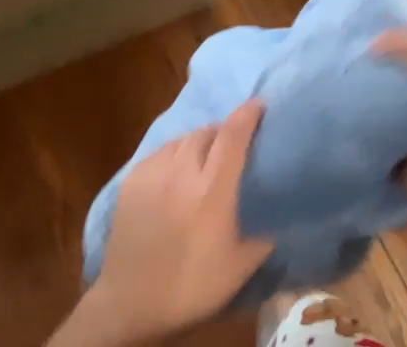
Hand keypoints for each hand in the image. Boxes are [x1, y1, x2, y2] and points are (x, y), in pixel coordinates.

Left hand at [61, 102, 273, 345]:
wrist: (132, 301)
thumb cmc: (192, 286)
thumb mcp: (239, 267)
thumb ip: (262, 238)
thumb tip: (275, 222)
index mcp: (212, 190)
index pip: (233, 136)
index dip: (247, 115)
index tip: (259, 104)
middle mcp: (182, 171)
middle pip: (206, 132)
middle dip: (222, 131)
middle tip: (232, 145)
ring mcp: (152, 172)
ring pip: (180, 140)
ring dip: (197, 142)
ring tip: (203, 158)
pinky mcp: (131, 180)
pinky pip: (158, 154)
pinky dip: (173, 155)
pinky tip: (175, 172)